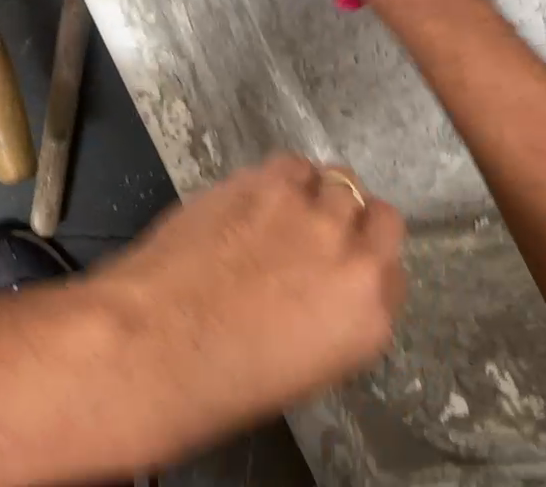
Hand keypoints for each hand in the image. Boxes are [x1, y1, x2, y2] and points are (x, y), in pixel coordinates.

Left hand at [90, 154, 406, 451]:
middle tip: (320, 238)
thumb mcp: (306, 367)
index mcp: (368, 313)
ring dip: (320, 196)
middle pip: (378, 215)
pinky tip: (257, 200)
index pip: (393, 272)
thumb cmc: (220, 381)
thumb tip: (327, 288)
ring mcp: (309, 209)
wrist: (152, 343)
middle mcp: (350, 253)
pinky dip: (283, 178)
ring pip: (340, 180)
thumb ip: (336, 316)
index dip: (366, 267)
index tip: (344, 269)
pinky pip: (293, 165)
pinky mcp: (266, 180)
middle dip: (355, 225)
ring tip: (285, 215)